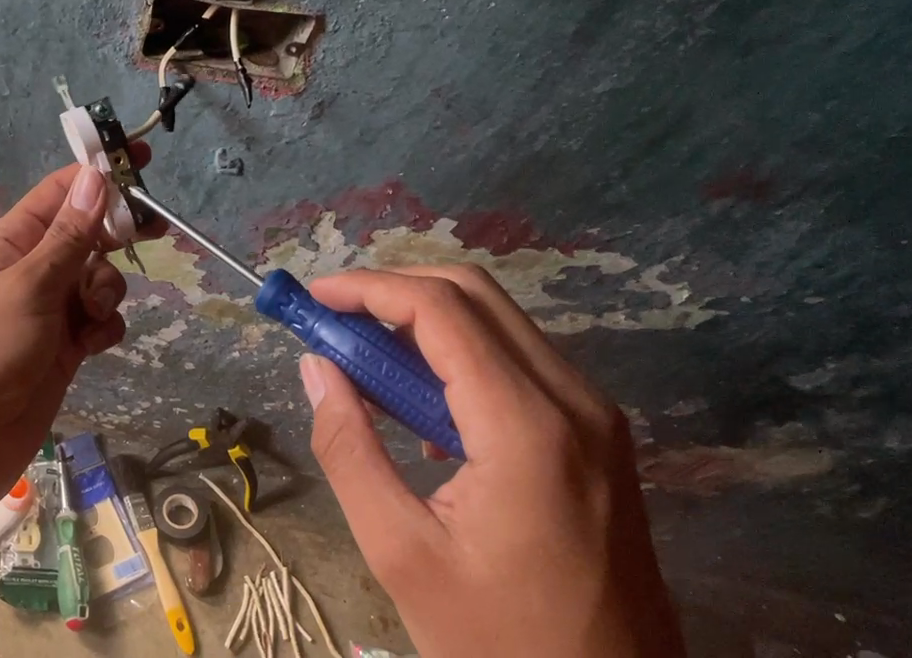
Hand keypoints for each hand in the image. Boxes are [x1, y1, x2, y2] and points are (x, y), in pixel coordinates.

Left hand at [0, 146, 159, 502]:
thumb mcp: (30, 285)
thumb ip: (68, 235)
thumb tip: (94, 176)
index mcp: (13, 241)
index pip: (60, 192)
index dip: (98, 173)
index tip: (140, 159)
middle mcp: (33, 267)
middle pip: (87, 232)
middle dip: (117, 233)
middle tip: (153, 228)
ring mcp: (50, 307)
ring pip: (100, 278)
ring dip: (107, 290)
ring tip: (92, 314)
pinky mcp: (66, 344)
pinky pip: (100, 319)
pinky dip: (103, 327)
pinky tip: (90, 346)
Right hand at [298, 265, 683, 657]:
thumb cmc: (500, 640)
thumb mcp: (400, 552)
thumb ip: (348, 448)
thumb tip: (315, 367)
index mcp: (527, 428)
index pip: (439, 310)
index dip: (367, 288)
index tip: (313, 299)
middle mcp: (574, 401)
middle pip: (473, 293)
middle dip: (393, 289)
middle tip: (334, 321)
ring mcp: (595, 417)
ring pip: (498, 320)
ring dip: (423, 319)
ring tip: (363, 358)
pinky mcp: (598, 436)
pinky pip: (518, 359)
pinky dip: (457, 352)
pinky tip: (419, 404)